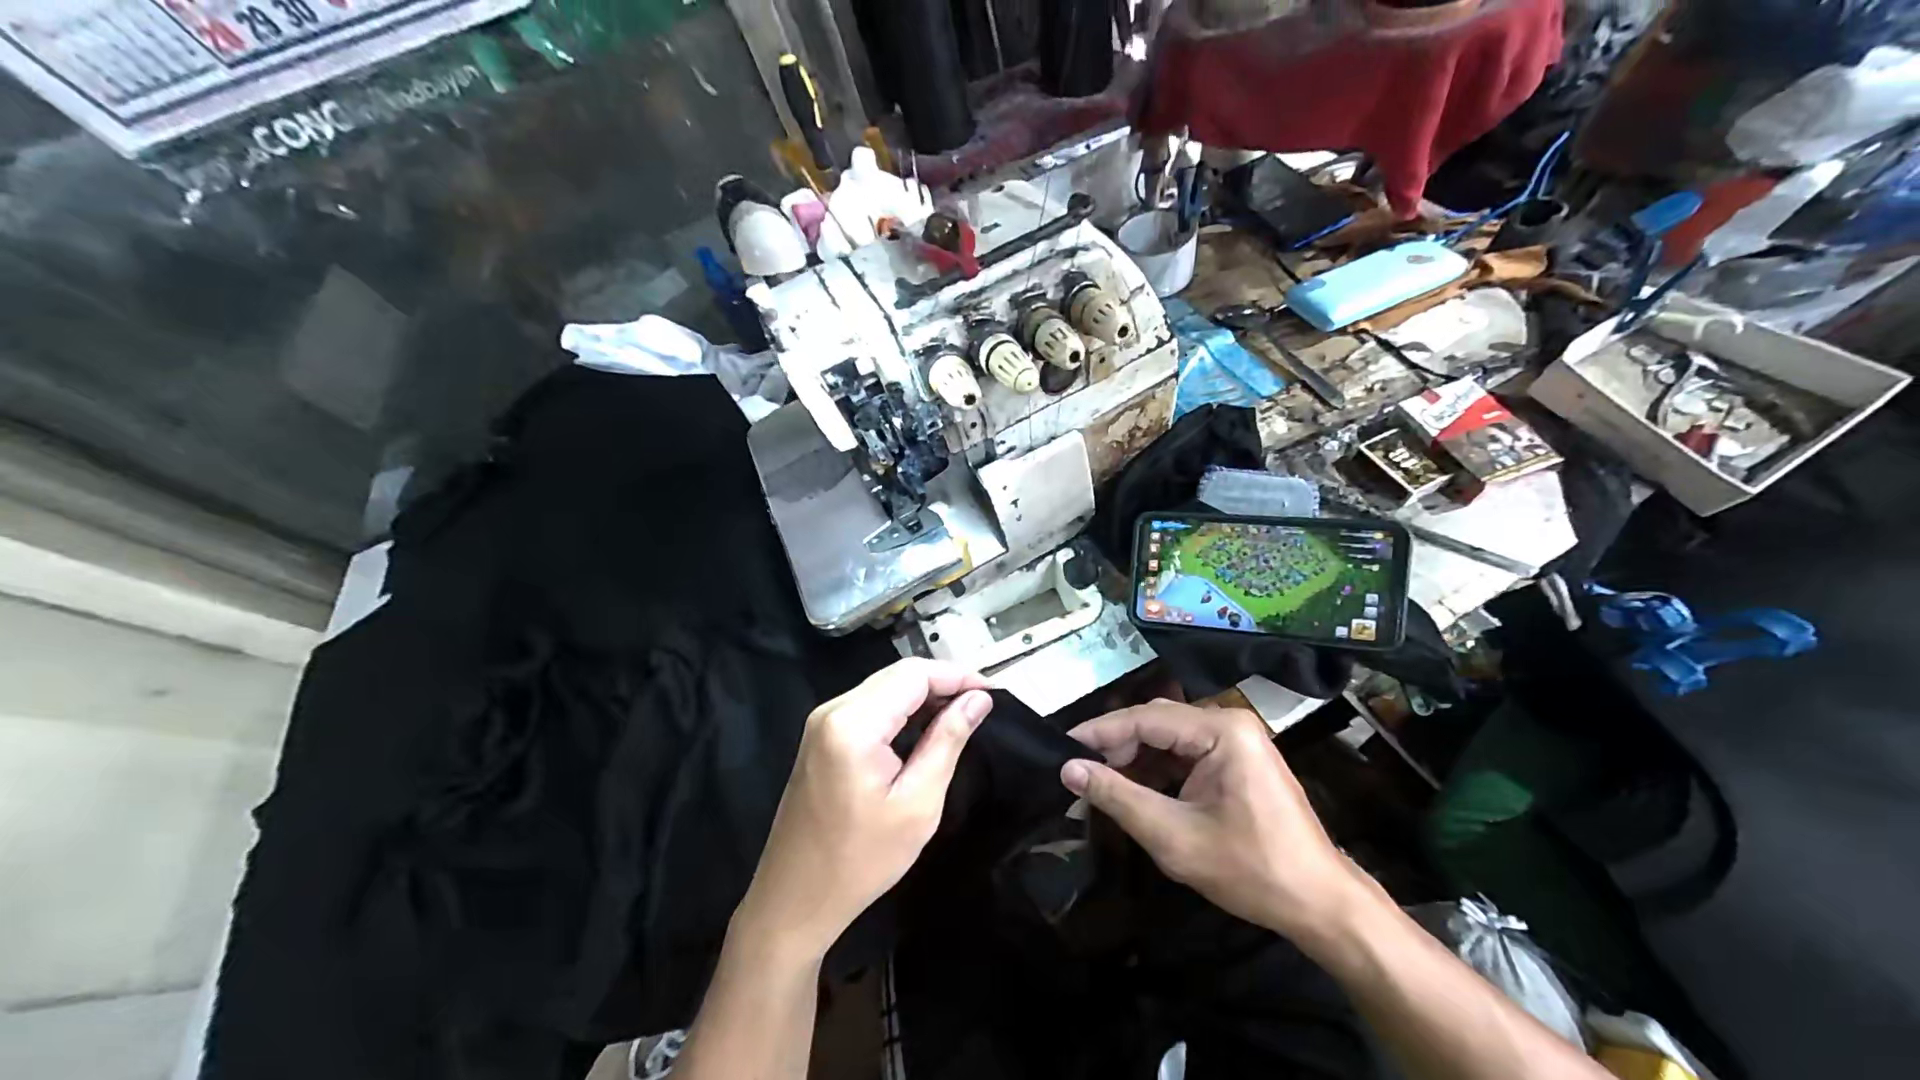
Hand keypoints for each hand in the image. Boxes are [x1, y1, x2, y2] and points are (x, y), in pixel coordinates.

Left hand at [737, 659, 993, 957]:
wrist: (795, 897)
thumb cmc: (861, 860)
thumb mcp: (918, 804)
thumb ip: (947, 741)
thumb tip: (978, 700)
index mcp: (853, 724)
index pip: (913, 674)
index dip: (956, 675)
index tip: (992, 692)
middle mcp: (832, 710)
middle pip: (896, 674)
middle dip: (941, 682)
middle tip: (981, 704)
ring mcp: (822, 721)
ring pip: (883, 686)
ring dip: (922, 694)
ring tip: (961, 713)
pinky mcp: (820, 735)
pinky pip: (868, 704)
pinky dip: (900, 707)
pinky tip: (925, 725)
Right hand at [1060, 701, 1364, 942]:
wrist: (1321, 904)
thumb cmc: (1251, 868)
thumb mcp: (1173, 836)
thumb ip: (1117, 797)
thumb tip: (1068, 769)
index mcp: (1221, 730)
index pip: (1145, 719)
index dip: (1099, 733)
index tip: (1061, 748)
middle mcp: (1229, 723)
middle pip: (1156, 722)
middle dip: (1117, 746)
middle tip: (1081, 773)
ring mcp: (1237, 741)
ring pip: (1168, 738)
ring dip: (1136, 760)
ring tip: (1102, 785)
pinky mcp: (1238, 760)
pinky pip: (1186, 754)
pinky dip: (1158, 771)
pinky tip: (1136, 791)